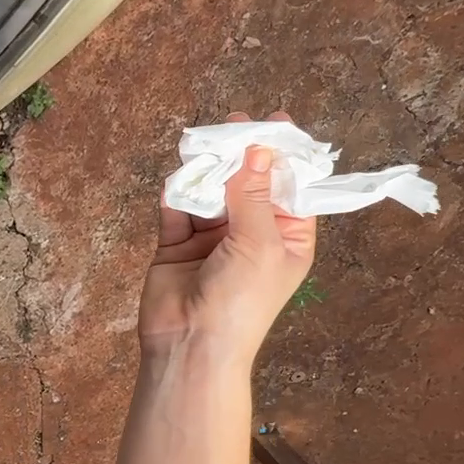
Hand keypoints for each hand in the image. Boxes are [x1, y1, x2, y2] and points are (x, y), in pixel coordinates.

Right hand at [138, 110, 316, 363]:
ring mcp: (210, 240)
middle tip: (234, 124)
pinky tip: (176, 180)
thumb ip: (251, 195)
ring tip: (201, 144)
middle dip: (241, 157)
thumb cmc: (241, 300)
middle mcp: (250, 235)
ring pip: (209, 194)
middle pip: (246, 185)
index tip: (276, 124)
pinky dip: (175, 196)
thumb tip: (257, 150)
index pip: (288, 188)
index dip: (283, 157)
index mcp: (287, 238)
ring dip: (205, 172)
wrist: (191, 339)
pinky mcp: (175, 245)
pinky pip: (175, 213)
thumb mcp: (259, 243)